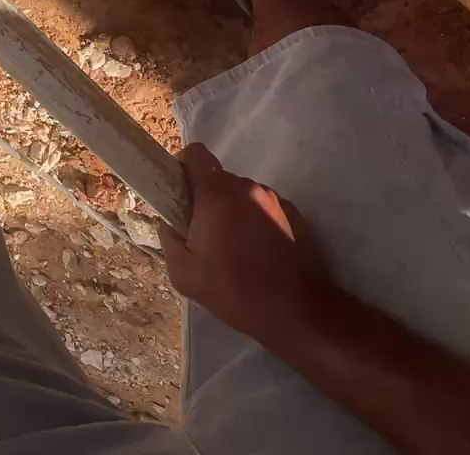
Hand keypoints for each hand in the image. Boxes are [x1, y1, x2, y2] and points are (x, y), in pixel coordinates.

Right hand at [159, 144, 337, 344]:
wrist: (300, 314)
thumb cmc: (236, 291)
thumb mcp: (184, 274)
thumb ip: (168, 240)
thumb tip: (169, 224)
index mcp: (216, 194)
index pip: (195, 154)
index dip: (184, 168)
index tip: (181, 194)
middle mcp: (247, 188)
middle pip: (218, 178)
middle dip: (208, 199)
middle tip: (206, 233)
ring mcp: (275, 200)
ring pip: (242, 194)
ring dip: (234, 210)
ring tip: (237, 247)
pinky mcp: (297, 215)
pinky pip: (264, 207)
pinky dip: (257, 221)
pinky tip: (261, 253)